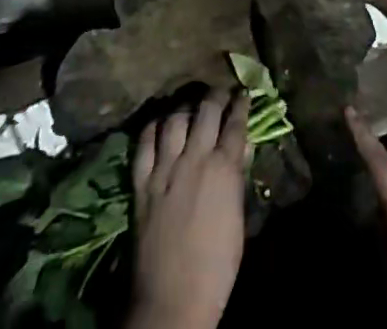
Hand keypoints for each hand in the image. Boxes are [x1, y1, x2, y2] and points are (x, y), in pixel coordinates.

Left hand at [127, 90, 249, 328]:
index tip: (245, 92)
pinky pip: (144, 143)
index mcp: (225, 168)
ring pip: (174, 120)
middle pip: (206, 111)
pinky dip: (154, 128)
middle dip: (216, 95)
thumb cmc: (218, 262)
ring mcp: (164, 169)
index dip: (242, 103)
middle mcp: (194, 159)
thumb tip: (243, 147)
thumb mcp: (238, 217)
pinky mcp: (141, 183)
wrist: (173, 296)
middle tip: (220, 91)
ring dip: (185, 107)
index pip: (236, 122)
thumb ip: (238, 177)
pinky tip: (160, 124)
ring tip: (190, 104)